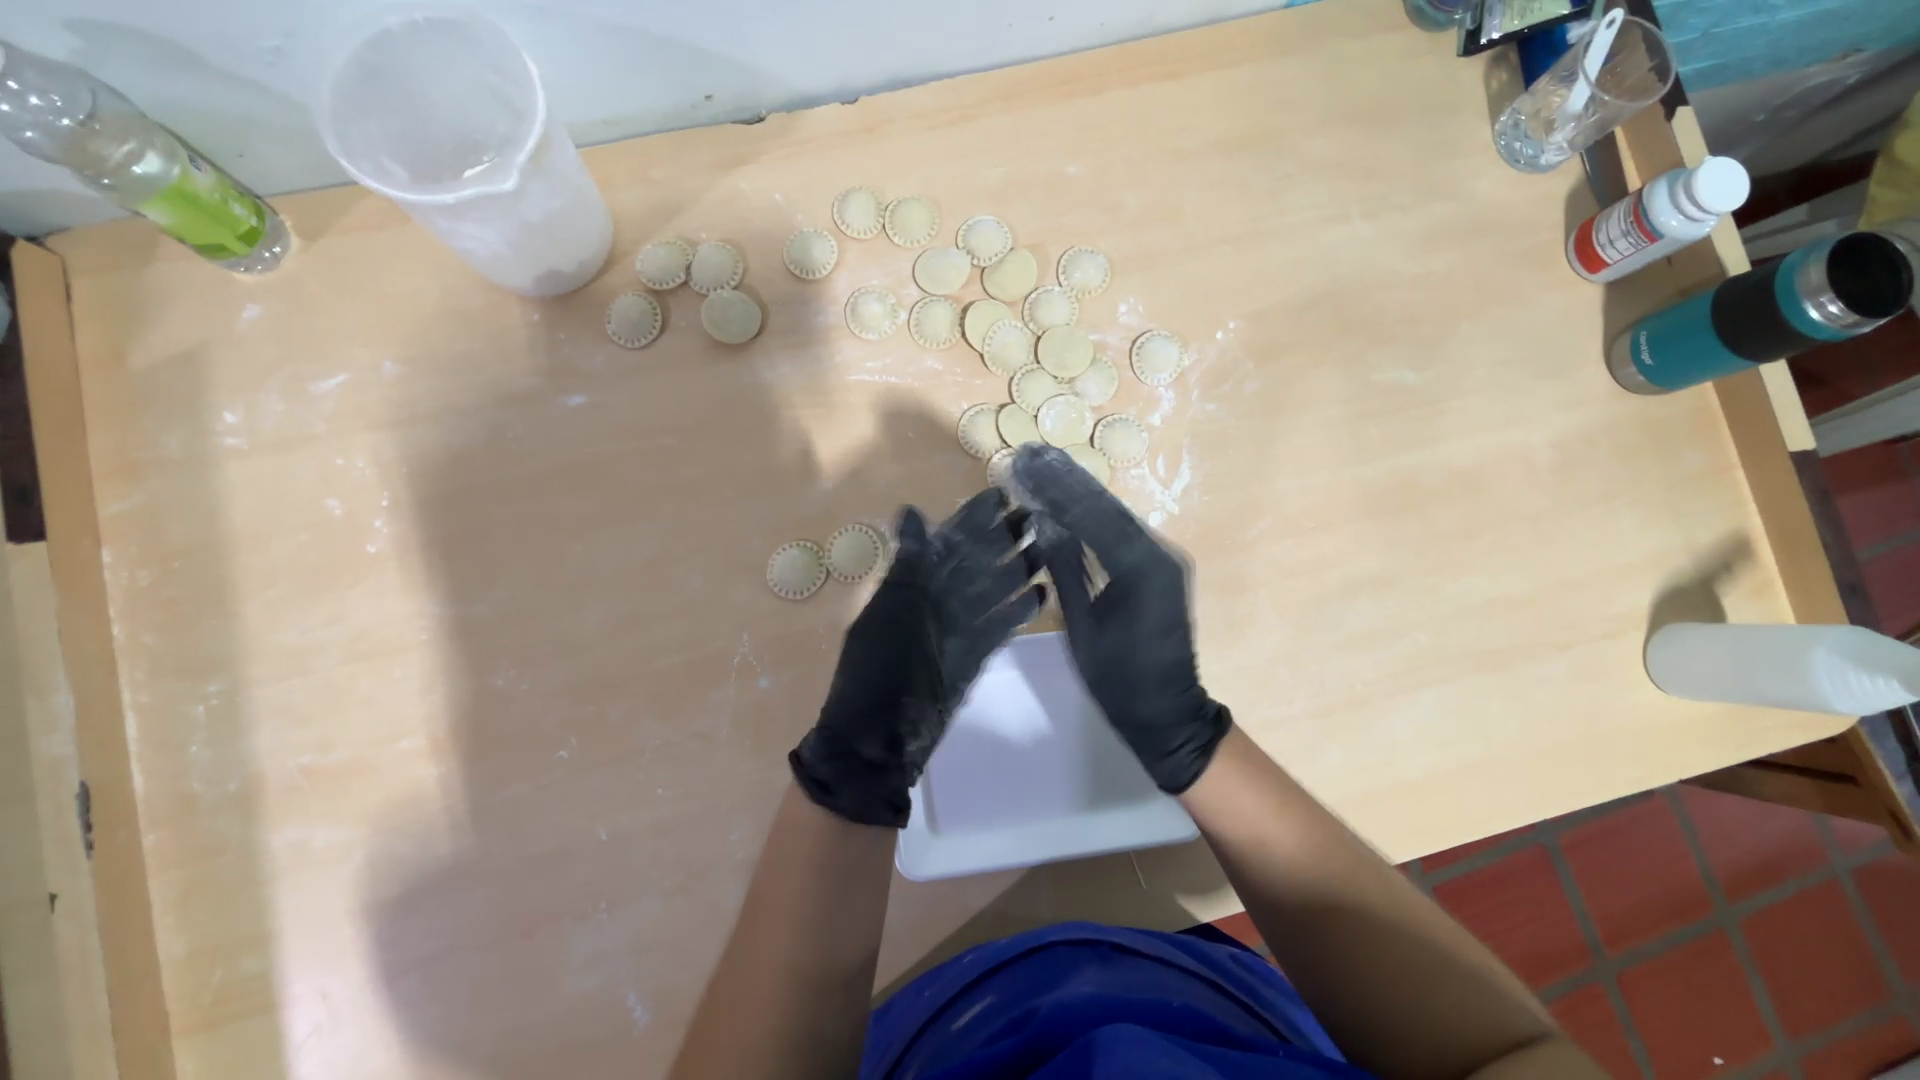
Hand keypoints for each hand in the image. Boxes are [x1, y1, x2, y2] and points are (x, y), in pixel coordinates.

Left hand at [790, 488, 1044, 826]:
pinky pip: (998, 627)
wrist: (876, 740)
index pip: (948, 541)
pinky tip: (1042, 595)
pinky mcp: (972, 657)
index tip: (1002, 492)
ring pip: (993, 591)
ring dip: (1018, 570)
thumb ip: (909, 564)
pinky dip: (1017, 612)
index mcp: (912, 585)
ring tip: (1050, 547)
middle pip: (976, 562)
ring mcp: (955, 630)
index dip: (972, 518)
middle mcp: (936, 602)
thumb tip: (912, 510)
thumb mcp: (891, 610)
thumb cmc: (876, 669)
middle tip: (1040, 514)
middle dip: (1004, 538)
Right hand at [1011, 444, 1230, 793]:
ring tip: (1042, 467)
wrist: (1167, 712)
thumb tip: (1042, 520)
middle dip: (1067, 480)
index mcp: (1142, 567)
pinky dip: (1094, 517)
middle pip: (1107, 507)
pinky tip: (1068, 503)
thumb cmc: (1119, 680)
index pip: (1093, 515)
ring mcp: (1165, 558)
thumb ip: (1065, 569)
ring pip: (1116, 516)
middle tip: (1030, 454)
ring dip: (1079, 493)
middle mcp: (1160, 553)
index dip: (1056, 488)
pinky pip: (1123, 534)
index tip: (1025, 463)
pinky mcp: (1161, 567)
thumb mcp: (1081, 626)